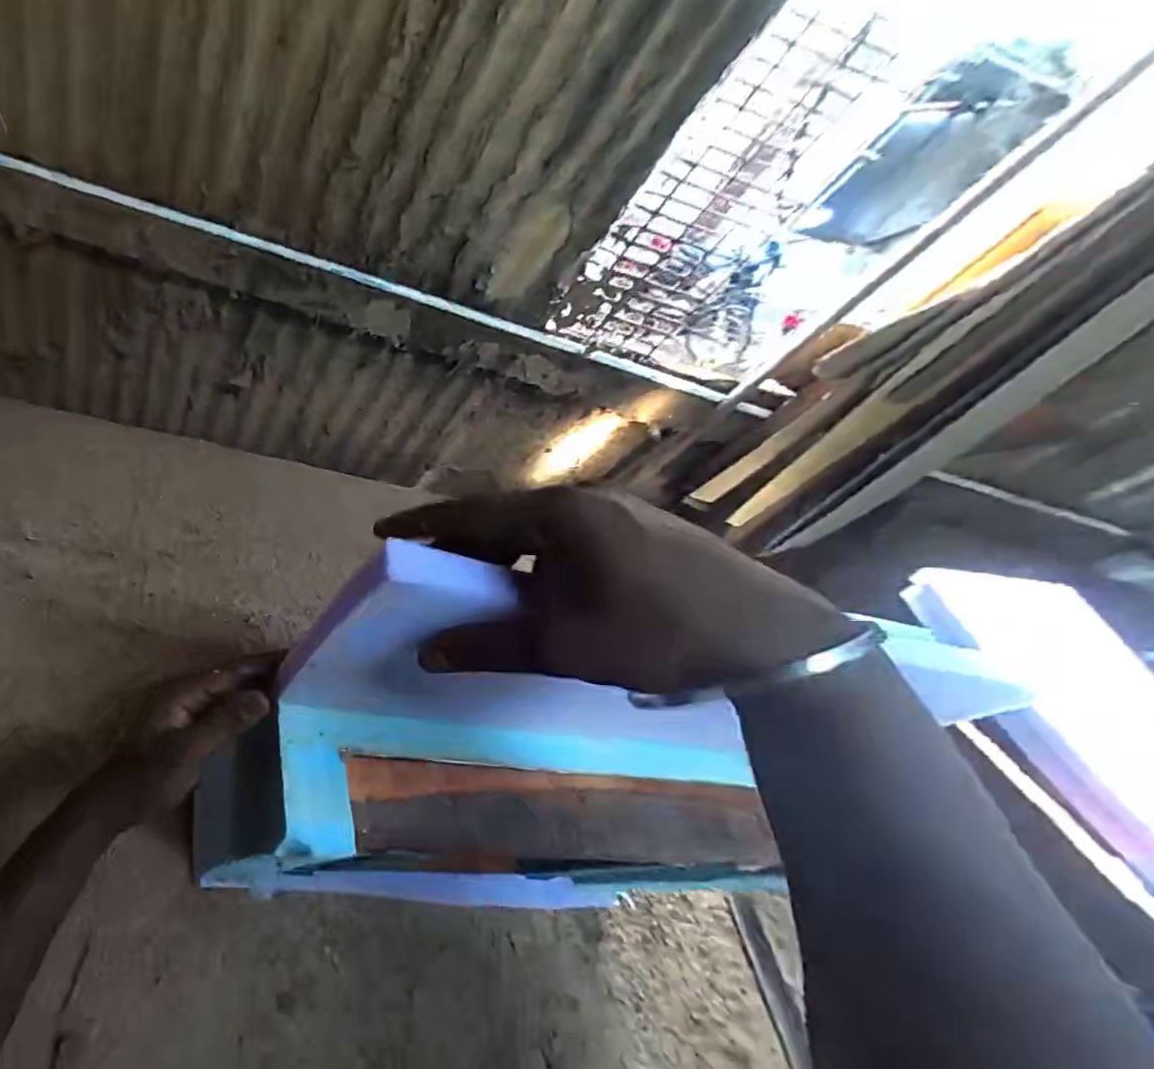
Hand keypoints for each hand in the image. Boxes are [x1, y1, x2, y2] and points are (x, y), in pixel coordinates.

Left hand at [94, 654, 279, 821]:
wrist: (116, 803)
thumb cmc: (151, 776)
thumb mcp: (189, 749)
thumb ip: (224, 721)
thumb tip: (263, 696)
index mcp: (183, 691)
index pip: (230, 670)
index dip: (261, 662)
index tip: (294, 656)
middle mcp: (184, 694)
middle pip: (229, 676)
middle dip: (262, 670)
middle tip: (300, 670)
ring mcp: (184, 710)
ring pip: (226, 691)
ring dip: (254, 686)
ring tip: (289, 686)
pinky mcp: (187, 726)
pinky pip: (221, 707)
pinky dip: (243, 704)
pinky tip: (261, 713)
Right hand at [374, 488, 855, 692]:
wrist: (770, 635)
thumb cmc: (656, 632)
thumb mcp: (563, 645)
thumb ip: (489, 645)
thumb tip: (427, 653)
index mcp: (558, 515)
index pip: (472, 513)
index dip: (423, 524)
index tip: (383, 532)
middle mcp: (582, 500)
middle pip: (501, 515)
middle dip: (459, 540)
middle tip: (426, 565)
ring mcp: (615, 510)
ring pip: (535, 527)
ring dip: (500, 552)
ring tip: (477, 581)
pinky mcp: (637, 528)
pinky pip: (564, 535)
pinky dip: (534, 558)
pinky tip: (537, 588)